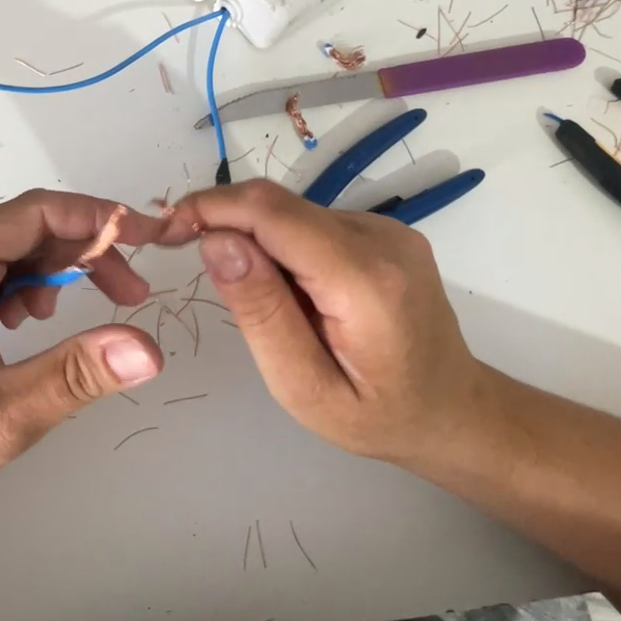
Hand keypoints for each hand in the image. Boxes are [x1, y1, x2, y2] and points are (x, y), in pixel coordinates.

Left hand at [0, 190, 174, 526]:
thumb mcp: (7, 413)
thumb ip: (77, 373)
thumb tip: (148, 350)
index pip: (32, 214)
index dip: (96, 218)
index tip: (147, 236)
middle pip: (26, 224)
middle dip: (85, 248)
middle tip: (133, 290)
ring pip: (14, 244)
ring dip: (61, 267)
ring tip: (97, 304)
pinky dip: (31, 283)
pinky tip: (38, 318)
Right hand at [171, 179, 497, 465]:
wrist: (455, 413)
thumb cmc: (377, 415)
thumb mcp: (304, 385)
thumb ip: (261, 312)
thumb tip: (215, 240)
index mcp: (365, 280)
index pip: (271, 213)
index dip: (209, 209)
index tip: (165, 233)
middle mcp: (380, 238)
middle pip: (276, 204)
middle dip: (219, 218)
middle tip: (178, 251)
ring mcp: (385, 229)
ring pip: (288, 210)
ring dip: (249, 236)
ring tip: (246, 293)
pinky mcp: (380, 231)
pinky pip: (307, 220)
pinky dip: (275, 242)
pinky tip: (281, 288)